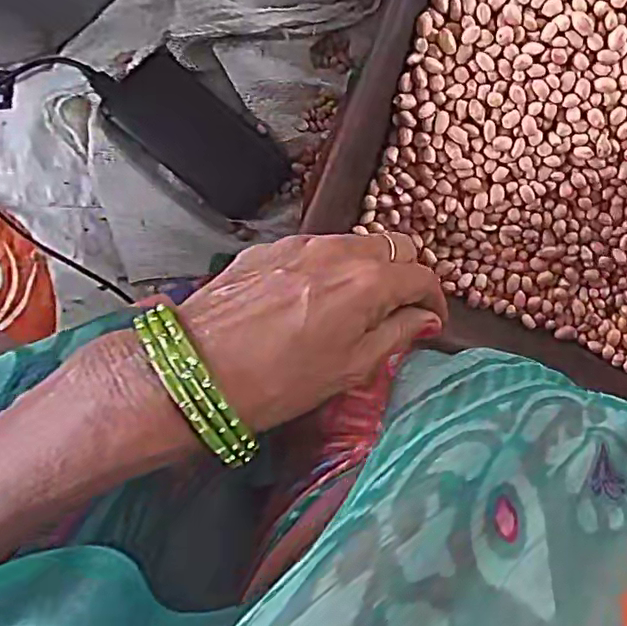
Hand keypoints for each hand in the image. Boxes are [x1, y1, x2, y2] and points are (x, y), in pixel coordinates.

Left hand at [82, 233, 448, 438]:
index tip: (429, 320)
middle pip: (394, 245)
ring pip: (355, 243)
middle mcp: (337, 250)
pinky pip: (316, 248)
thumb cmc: (277, 382)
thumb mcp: (350, 367)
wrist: (192, 371)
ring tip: (352, 306)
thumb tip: (424, 318)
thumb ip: (396, 333)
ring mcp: (299, 244)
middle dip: (405, 273)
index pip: (422, 275)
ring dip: (368, 268)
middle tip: (397, 308)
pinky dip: (330, 267)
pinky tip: (310, 300)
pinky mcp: (268, 248)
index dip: (434, 300)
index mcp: (366, 281)